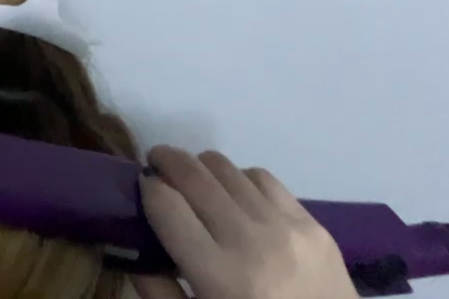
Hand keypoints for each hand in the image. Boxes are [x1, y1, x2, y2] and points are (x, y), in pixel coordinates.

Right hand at [133, 147, 358, 298]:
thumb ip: (158, 292)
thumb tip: (133, 249)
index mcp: (220, 276)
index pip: (163, 200)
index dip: (145, 190)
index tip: (143, 195)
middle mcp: (251, 241)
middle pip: (190, 171)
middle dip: (163, 162)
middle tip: (158, 173)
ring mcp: (287, 229)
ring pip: (222, 166)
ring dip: (201, 171)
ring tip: (200, 191)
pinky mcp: (315, 227)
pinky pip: (262, 178)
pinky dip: (240, 182)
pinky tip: (240, 204)